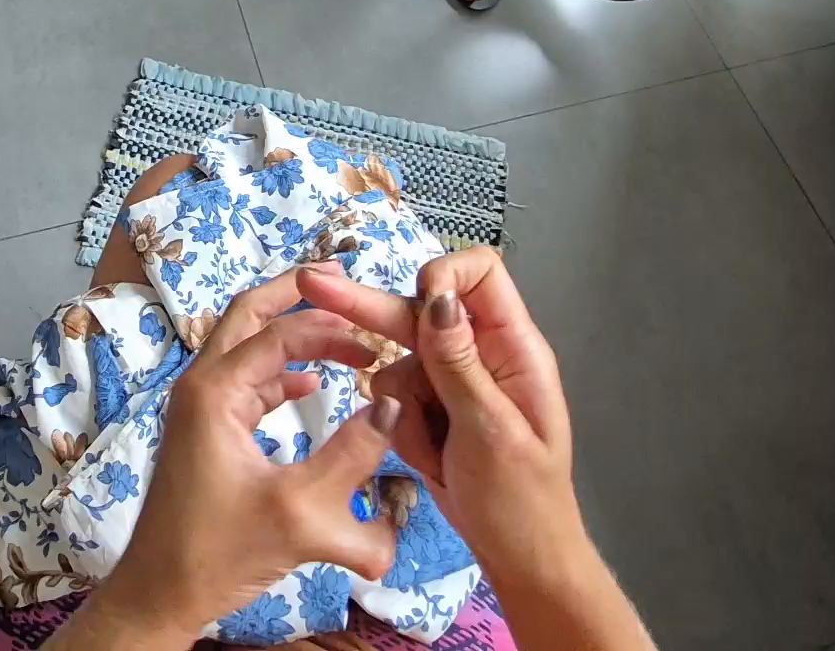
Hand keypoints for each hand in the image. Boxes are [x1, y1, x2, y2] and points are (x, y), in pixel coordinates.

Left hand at [52, 263, 401, 648]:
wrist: (160, 593)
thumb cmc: (219, 551)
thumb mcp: (297, 511)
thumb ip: (350, 457)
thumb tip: (392, 408)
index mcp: (214, 389)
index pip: (277, 334)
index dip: (328, 327)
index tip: (374, 336)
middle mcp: (202, 383)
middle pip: (248, 314)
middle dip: (293, 294)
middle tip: (340, 280)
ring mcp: (202, 404)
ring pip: (247, 344)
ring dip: (290, 333)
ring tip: (342, 336)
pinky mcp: (209, 427)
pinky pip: (248, 380)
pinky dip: (281, 371)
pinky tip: (312, 384)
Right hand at [296, 248, 587, 589]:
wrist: (517, 560)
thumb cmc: (521, 500)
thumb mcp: (491, 432)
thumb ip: (458, 362)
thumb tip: (438, 296)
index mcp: (512, 346)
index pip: (479, 274)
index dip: (445, 275)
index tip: (420, 301)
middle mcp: (477, 350)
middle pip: (416, 309)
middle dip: (367, 306)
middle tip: (312, 283)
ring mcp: (448, 377)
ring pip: (395, 358)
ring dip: (403, 407)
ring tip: (437, 452)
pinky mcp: (426, 403)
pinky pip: (389, 394)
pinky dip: (399, 426)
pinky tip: (430, 457)